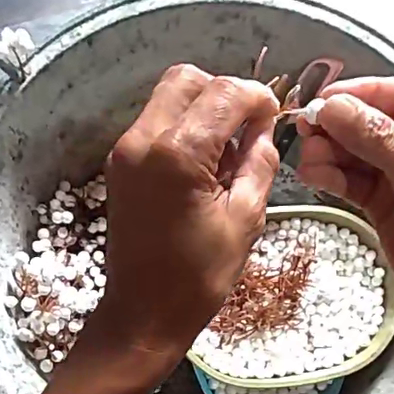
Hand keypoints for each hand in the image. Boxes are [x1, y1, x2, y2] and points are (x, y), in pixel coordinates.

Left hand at [85, 64, 279, 372]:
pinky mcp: (120, 166)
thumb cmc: (197, 278)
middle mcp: (143, 140)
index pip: (224, 93)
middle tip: (248, 131)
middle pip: (188, 80)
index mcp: (177, 153)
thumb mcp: (244, 220)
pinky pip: (155, 124)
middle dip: (225, 94)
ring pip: (168, 98)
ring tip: (227, 152)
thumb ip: (258, 164)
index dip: (257, 98)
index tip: (273, 119)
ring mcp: (125, 152)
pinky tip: (203, 164)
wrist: (142, 314)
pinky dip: (183, 128)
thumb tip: (263, 131)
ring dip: (203, 110)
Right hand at [296, 78, 393, 310]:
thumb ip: (379, 140)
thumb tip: (336, 108)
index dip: (362, 94)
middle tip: (306, 127)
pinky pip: (351, 182)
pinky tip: (314, 174)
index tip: (325, 99)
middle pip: (372, 123)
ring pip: (356, 153)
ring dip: (330, 153)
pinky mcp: (381, 202)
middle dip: (339, 125)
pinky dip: (331, 177)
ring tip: (308, 157)